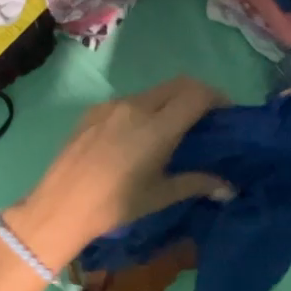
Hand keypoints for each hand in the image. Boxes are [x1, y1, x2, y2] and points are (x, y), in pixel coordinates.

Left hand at [6, 77, 231, 265]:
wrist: (61, 206)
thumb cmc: (115, 206)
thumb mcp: (159, 196)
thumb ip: (196, 184)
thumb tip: (228, 189)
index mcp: (156, 127)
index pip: (197, 94)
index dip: (217, 98)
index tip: (226, 113)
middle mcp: (135, 107)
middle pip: (178, 84)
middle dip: (197, 94)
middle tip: (206, 117)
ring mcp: (111, 106)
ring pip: (152, 92)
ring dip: (170, 101)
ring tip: (173, 128)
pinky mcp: (93, 112)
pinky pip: (129, 102)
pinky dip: (145, 109)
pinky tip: (140, 135)